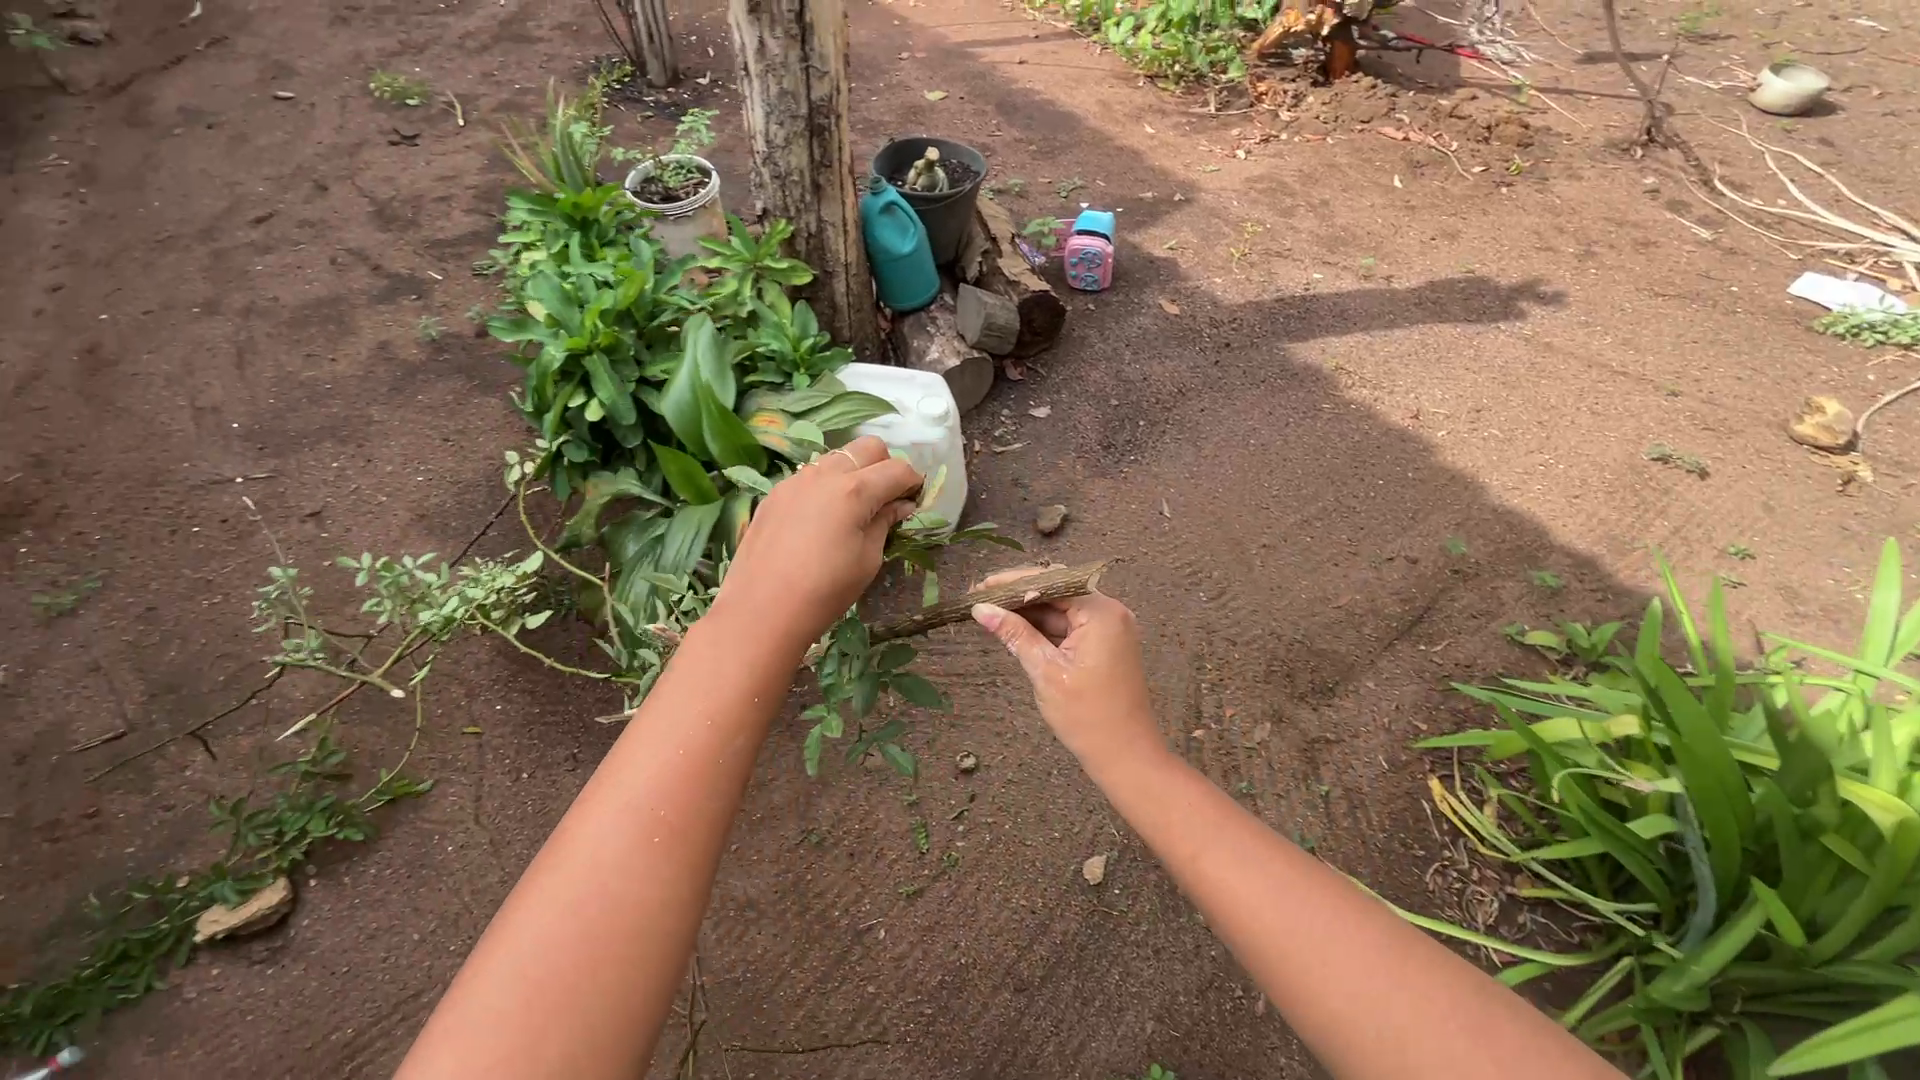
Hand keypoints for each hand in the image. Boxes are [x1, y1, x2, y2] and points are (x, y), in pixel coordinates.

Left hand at [711, 436, 921, 653]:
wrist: (761, 610)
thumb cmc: (825, 591)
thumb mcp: (867, 560)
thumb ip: (884, 523)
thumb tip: (899, 505)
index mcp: (855, 491)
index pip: (898, 469)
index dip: (913, 483)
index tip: (914, 501)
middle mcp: (825, 474)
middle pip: (868, 448)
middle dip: (885, 466)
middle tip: (885, 500)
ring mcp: (796, 481)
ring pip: (836, 457)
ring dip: (854, 473)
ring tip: (853, 510)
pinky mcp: (775, 494)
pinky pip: (810, 476)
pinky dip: (826, 486)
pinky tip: (822, 520)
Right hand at [969, 568, 1161, 771]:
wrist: (1125, 755)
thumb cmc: (1087, 716)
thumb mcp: (1045, 672)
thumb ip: (1014, 635)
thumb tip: (981, 609)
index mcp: (1101, 612)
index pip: (1051, 582)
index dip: (1013, 582)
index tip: (980, 586)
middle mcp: (1110, 612)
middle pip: (1057, 591)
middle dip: (1018, 594)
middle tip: (980, 597)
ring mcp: (1109, 628)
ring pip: (1061, 609)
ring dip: (1028, 611)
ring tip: (989, 610)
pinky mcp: (1104, 644)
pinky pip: (1069, 626)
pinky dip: (1044, 628)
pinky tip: (1013, 628)